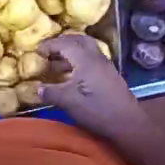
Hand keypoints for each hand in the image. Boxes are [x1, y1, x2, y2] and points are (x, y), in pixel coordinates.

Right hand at [38, 34, 153, 149]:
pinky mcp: (110, 76)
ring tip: (57, 63)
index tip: (37, 51)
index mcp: (86, 60)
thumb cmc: (97, 110)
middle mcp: (97, 58)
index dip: (50, 45)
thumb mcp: (69, 102)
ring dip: (72, 52)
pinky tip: (72, 75)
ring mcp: (106, 66)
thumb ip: (51, 93)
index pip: (65, 44)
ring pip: (87, 50)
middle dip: (63, 43)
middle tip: (49, 51)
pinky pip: (92, 59)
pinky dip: (79, 61)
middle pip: (79, 41)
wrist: (127, 123)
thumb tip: (38, 89)